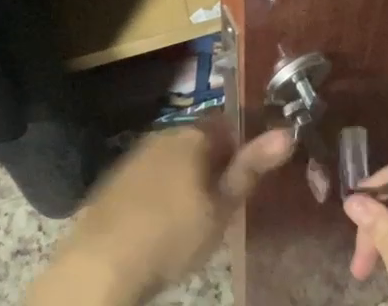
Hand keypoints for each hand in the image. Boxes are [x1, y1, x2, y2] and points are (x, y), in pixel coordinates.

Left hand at [28, 125, 294, 305]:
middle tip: (226, 198)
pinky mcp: (114, 179)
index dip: (244, 145)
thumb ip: (251, 168)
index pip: (229, 122)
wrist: (100, 264)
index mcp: (193, 135)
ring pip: (173, 156)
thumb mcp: (221, 209)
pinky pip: (150, 174)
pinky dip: (161, 189)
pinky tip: (162, 219)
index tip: (251, 172)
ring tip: (196, 212)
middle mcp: (163, 134)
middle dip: (214, 161)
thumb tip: (287, 132)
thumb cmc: (171, 235)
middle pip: (200, 138)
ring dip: (187, 175)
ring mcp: (135, 155)